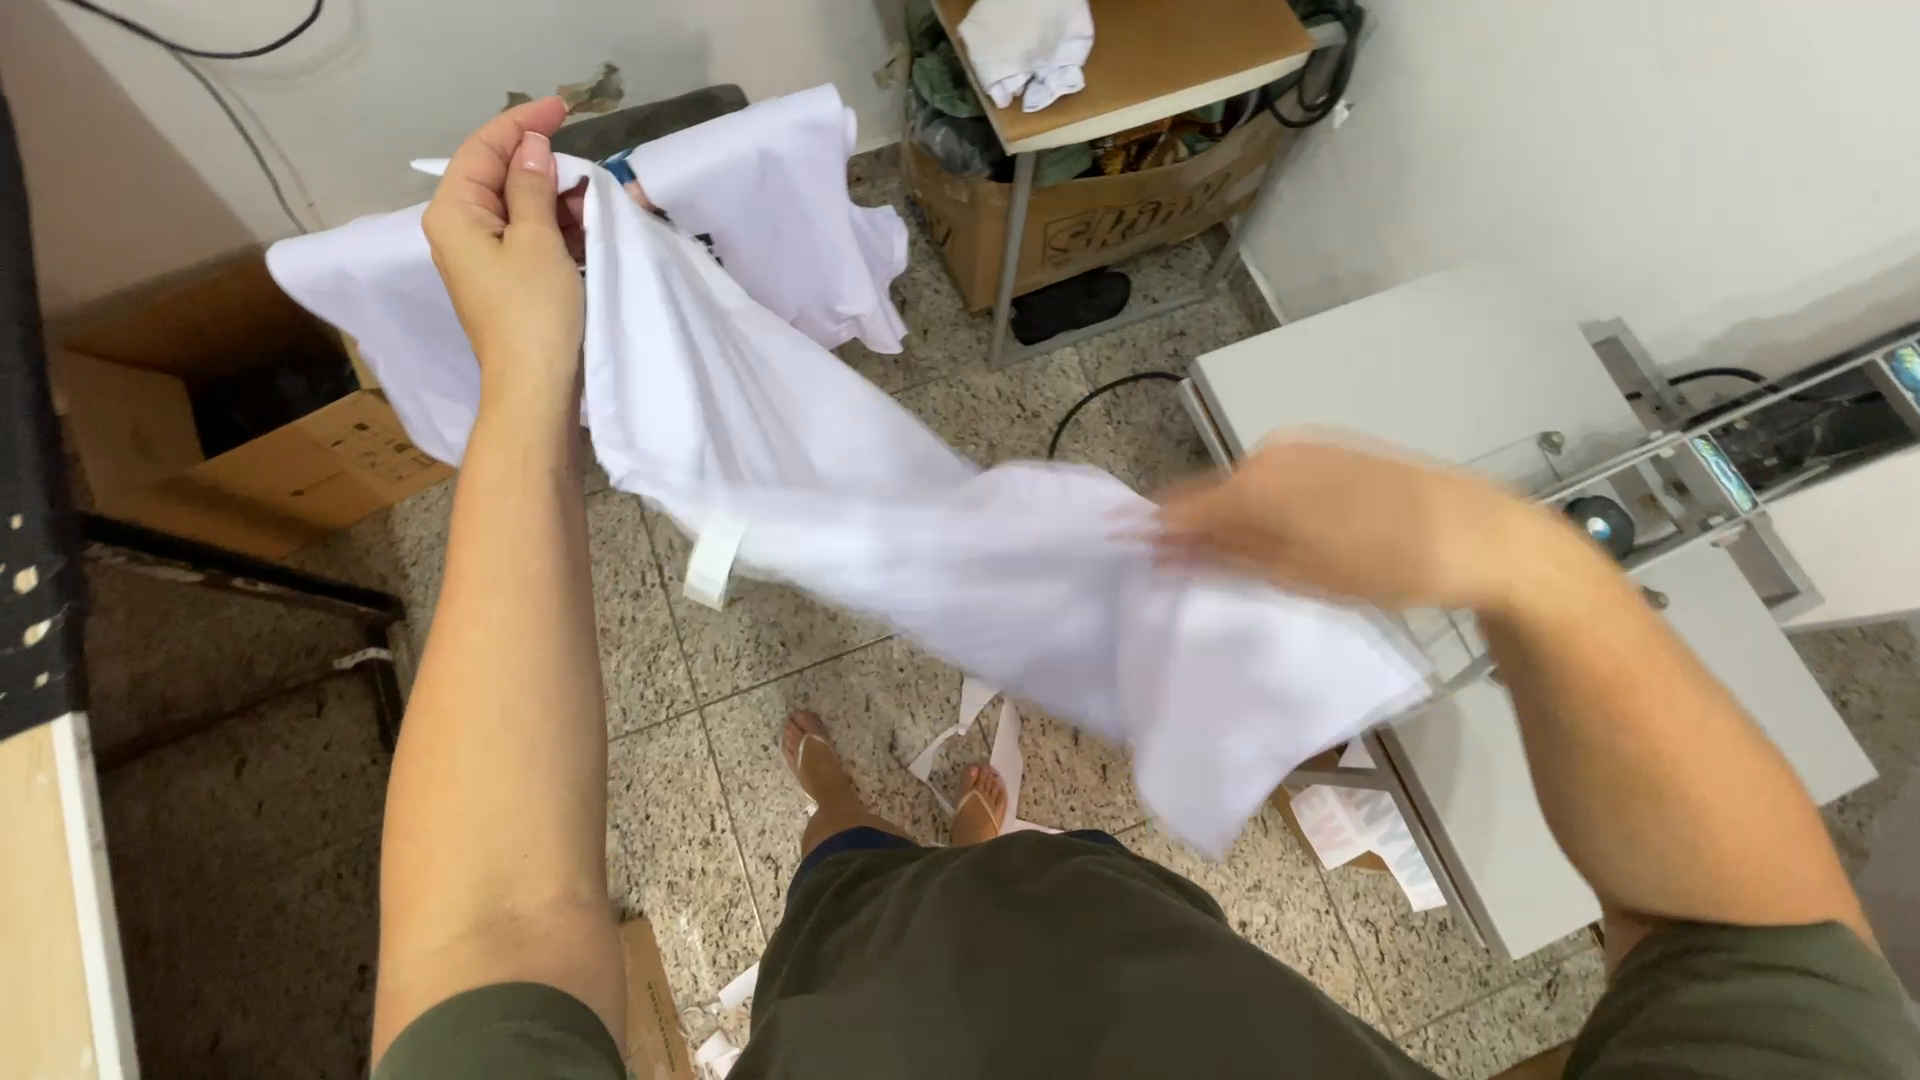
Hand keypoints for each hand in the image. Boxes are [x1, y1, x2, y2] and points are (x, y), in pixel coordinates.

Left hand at [422, 97, 587, 406]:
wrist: (536, 386)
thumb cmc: (534, 313)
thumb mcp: (538, 242)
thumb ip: (533, 188)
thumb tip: (533, 147)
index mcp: (455, 213)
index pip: (484, 148)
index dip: (523, 123)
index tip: (564, 107)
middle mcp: (464, 230)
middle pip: (504, 179)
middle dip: (550, 169)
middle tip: (596, 171)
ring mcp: (489, 259)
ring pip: (526, 211)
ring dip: (564, 202)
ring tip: (606, 203)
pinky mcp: (513, 283)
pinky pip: (536, 241)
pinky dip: (564, 231)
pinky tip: (595, 229)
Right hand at [1154, 435, 1563, 612]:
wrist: (1484, 537)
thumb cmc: (1388, 566)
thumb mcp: (1298, 574)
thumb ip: (1223, 556)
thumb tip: (1163, 549)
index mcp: (1256, 484)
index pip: (1179, 508)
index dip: (1153, 535)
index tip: (1138, 562)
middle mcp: (1270, 452)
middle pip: (1209, 495)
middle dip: (1197, 532)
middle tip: (1204, 577)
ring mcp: (1302, 445)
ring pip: (1241, 487)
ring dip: (1232, 521)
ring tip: (1256, 563)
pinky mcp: (1328, 448)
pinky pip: (1273, 478)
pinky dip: (1264, 507)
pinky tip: (1291, 535)